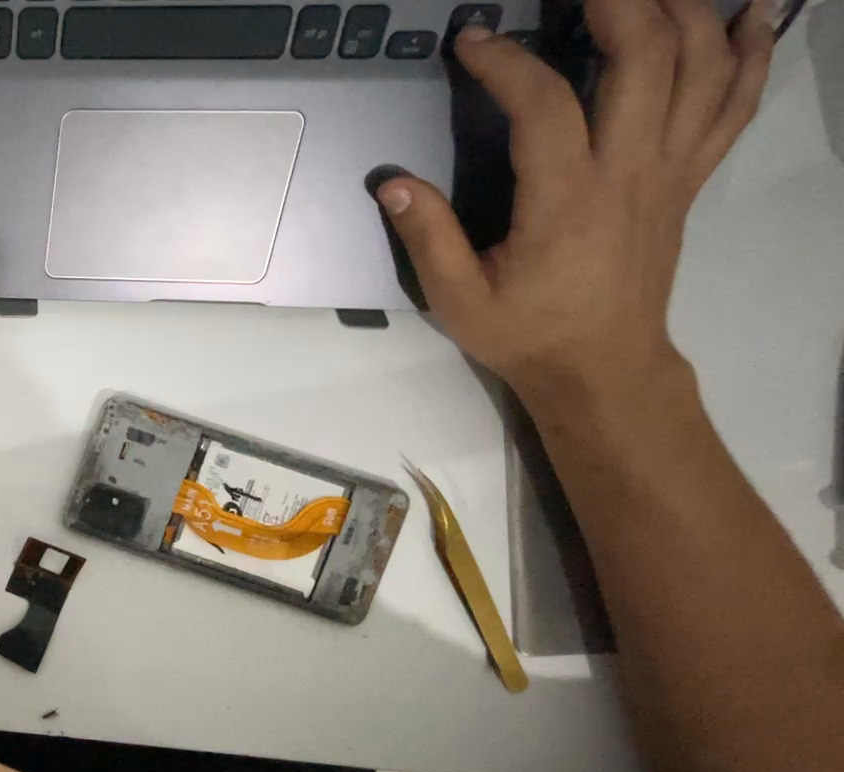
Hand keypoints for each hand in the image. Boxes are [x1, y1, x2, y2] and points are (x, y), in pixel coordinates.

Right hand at [377, 0, 774, 396]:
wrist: (599, 364)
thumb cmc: (523, 332)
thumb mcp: (457, 296)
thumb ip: (428, 236)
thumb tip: (392, 183)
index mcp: (567, 201)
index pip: (545, 105)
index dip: (507, 63)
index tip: (472, 39)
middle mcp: (631, 171)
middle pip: (649, 58)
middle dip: (620, 3)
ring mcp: (672, 170)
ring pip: (702, 65)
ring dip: (683, 11)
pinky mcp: (690, 177)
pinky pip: (737, 101)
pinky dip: (751, 50)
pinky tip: (750, 13)